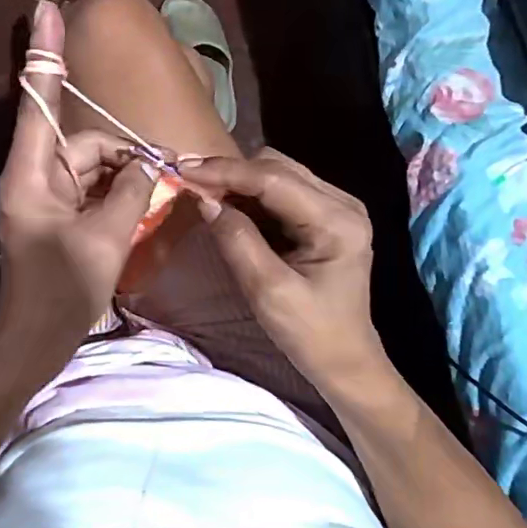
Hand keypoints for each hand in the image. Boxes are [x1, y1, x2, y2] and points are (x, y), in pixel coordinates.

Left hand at [0, 0, 157, 336]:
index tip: (46, 6)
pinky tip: (142, 207)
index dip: (46, 54)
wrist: (33, 342)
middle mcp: (32, 175)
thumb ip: (132, 191)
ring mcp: (43, 195)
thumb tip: (148, 162)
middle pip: (81, 140)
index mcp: (30, 175)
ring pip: (90, 164)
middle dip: (122, 153)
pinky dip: (116, 192)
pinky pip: (90, 186)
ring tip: (155, 198)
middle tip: (163, 175)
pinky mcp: (55, 212)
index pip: (38, 101)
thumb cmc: (61, 293)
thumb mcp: (106, 240)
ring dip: (123, 176)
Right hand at [179, 150, 394, 394]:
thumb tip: (204, 199)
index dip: (225, 171)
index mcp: (336, 221)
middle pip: (276, 167)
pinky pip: (279, 190)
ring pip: (276, 173)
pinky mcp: (323, 216)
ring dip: (238, 181)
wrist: (344, 360)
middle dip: (230, 173)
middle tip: (189, 185)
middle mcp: (342, 203)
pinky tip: (227, 207)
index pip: (273, 179)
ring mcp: (335, 207)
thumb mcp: (267, 290)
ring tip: (204, 195)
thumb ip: (236, 239)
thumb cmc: (310, 332)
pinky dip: (249, 194)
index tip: (182, 169)